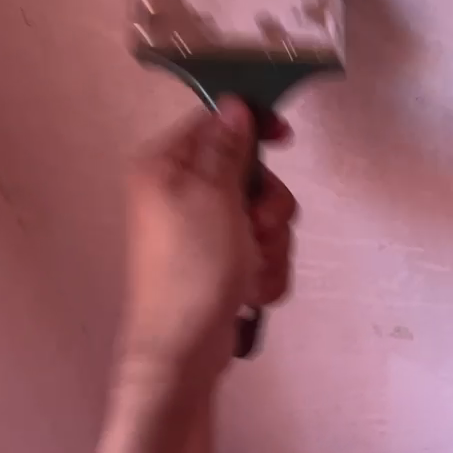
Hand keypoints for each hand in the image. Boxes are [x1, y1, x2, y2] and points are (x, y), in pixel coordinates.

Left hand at [120, 97, 297, 375]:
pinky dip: (265, 270)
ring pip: (265, 217)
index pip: (218, 123)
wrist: (185, 348)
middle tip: (257, 228)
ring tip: (252, 270)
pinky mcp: (224, 264)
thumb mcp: (212, 197)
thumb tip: (234, 104)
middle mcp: (184, 194)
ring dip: (271, 245)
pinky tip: (251, 291)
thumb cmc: (193, 268)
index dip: (254, 127)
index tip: (285, 139)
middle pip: (252, 174)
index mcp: (167, 167)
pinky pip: (263, 251)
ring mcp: (206, 232)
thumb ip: (227, 148)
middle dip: (268, 207)